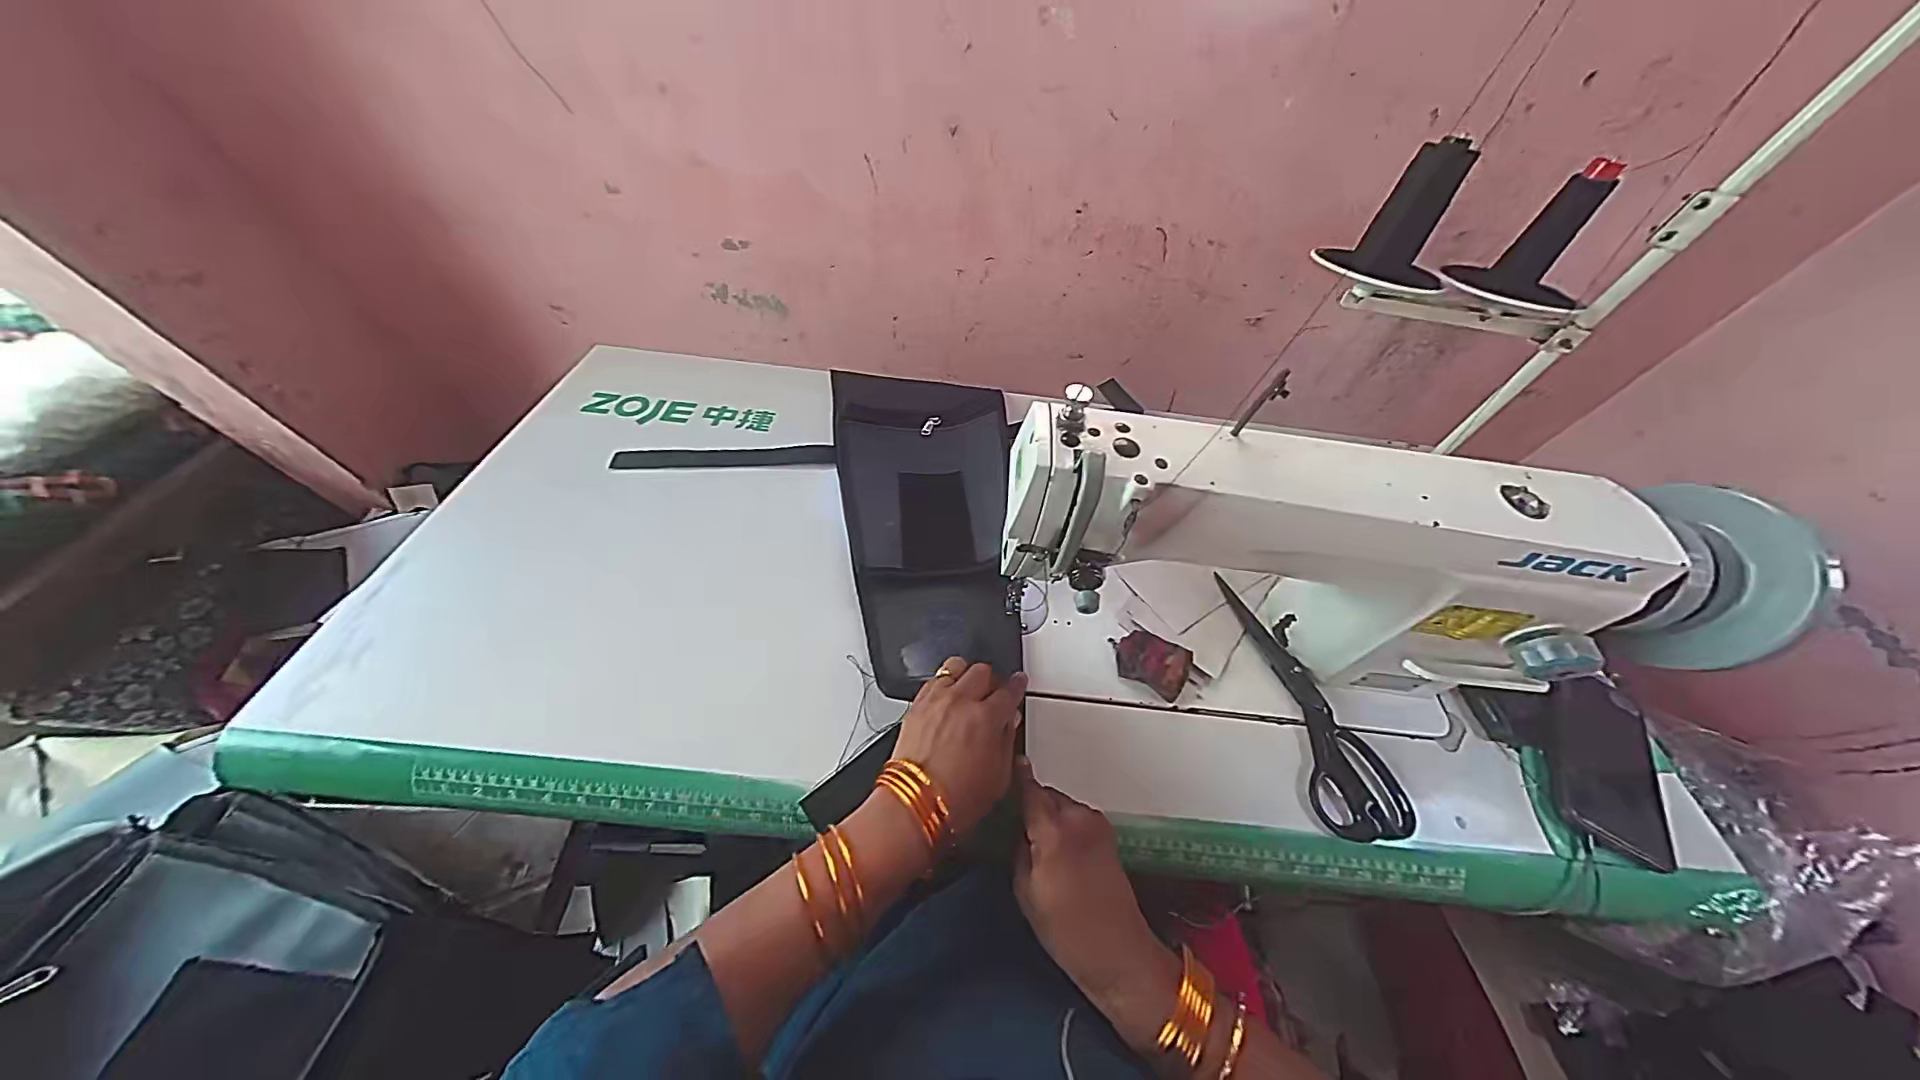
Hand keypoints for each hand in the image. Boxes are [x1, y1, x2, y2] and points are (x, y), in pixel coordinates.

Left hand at [889, 657, 1026, 836]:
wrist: (915, 805)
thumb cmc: (954, 799)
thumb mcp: (999, 777)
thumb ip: (1007, 741)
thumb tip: (1009, 724)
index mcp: (987, 718)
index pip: (1009, 690)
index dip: (1017, 685)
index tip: (1018, 683)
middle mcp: (961, 702)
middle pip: (983, 671)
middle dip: (992, 679)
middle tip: (994, 690)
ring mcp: (936, 701)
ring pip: (955, 666)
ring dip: (966, 674)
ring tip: (969, 686)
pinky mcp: (916, 706)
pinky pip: (932, 680)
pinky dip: (943, 682)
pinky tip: (946, 693)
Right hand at [1014, 760, 1179, 1052]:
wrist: (1119, 954)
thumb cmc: (1066, 930)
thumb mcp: (1025, 891)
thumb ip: (1018, 848)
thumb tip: (1016, 826)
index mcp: (1055, 831)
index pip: (1030, 790)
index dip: (1015, 778)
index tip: (1003, 767)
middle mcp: (1079, 818)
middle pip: (1046, 795)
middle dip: (1031, 806)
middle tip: (1015, 830)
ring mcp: (1097, 823)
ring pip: (1061, 805)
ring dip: (1048, 816)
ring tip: (1038, 847)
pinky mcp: (1108, 833)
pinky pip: (1075, 817)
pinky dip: (1064, 825)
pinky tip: (1058, 852)